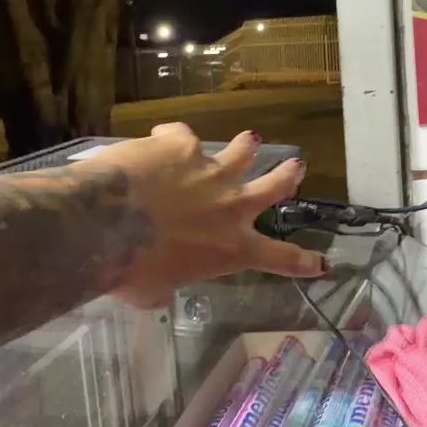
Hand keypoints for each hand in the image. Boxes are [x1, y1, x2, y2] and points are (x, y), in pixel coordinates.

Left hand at [83, 124, 323, 308]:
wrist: (103, 224)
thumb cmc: (128, 270)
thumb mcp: (152, 291)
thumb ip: (166, 287)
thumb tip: (159, 291)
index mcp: (230, 249)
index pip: (278, 258)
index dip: (303, 260)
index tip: (323, 261)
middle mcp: (231, 206)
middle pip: (273, 187)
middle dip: (287, 176)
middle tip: (296, 166)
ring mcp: (211, 171)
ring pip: (242, 153)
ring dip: (246, 146)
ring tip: (250, 139)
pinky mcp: (183, 145)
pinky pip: (183, 135)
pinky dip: (172, 138)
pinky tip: (158, 137)